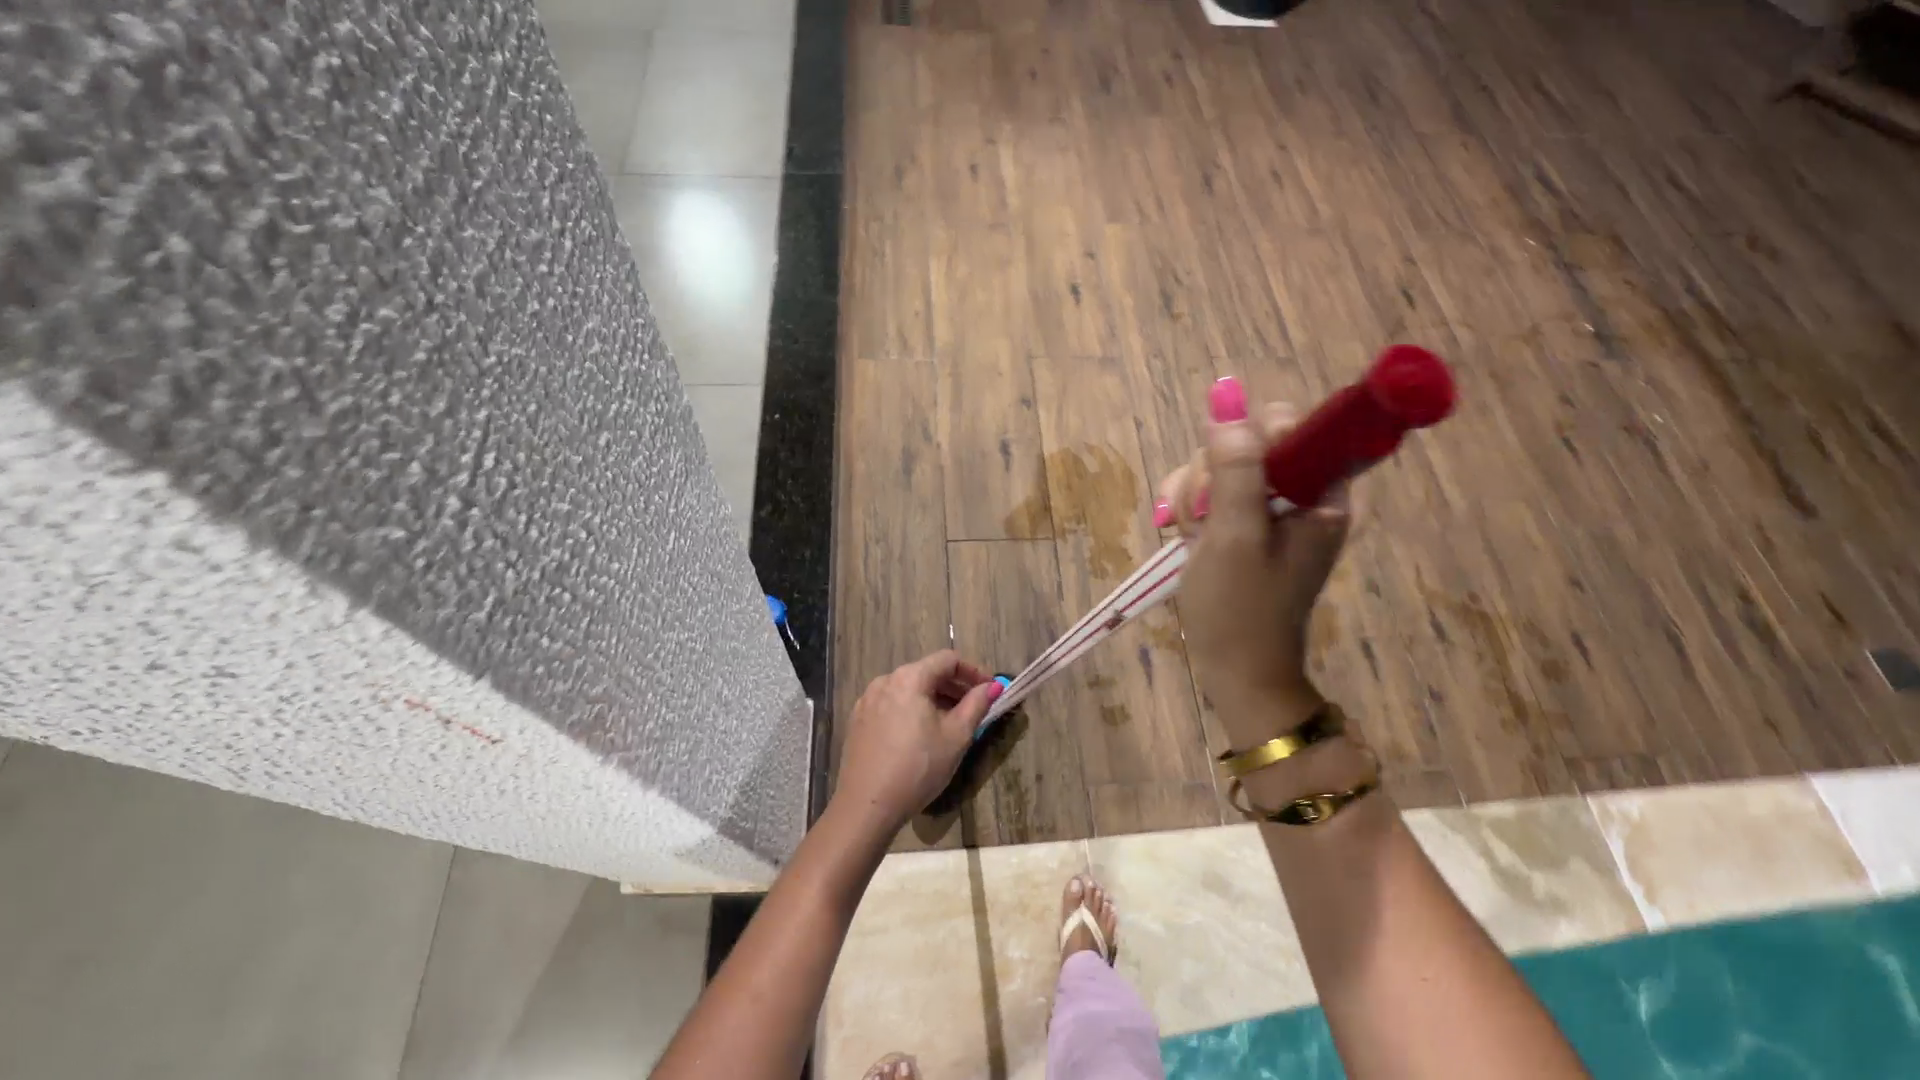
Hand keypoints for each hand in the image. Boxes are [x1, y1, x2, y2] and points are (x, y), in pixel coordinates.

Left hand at [831, 651, 1003, 832]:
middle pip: (926, 672)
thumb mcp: (956, 736)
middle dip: (954, 686)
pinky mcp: (858, 721)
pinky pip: (892, 705)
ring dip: (933, 699)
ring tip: (950, 723)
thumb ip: (977, 705)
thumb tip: (992, 687)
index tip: (990, 690)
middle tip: (974, 708)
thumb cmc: (918, 768)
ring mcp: (866, 701)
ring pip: (908, 689)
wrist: (867, 805)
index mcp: (909, 678)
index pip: (948, 659)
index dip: (974, 671)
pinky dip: (911, 710)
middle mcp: (884, 681)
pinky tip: (920, 735)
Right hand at [1159, 377, 1350, 735]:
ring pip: (1225, 467)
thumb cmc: (1240, 608)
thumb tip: (1227, 400)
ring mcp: (1272, 512)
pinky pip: (1215, 493)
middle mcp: (1302, 495)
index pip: (1296, 425)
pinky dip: (1193, 509)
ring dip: (1195, 494)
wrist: (1237, 671)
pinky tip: (1183, 536)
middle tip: (1200, 516)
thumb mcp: (1233, 535)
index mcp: (1321, 494)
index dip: (1254, 435)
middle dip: (1212, 472)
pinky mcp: (1247, 527)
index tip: (1225, 471)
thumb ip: (1235, 468)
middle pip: (1251, 442)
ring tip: (1190, 536)